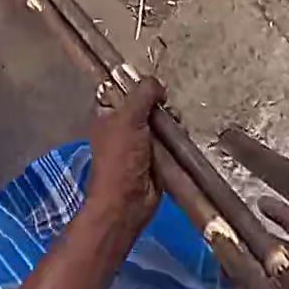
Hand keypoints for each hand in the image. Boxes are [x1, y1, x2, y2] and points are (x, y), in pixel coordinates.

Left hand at [86, 77, 164, 229]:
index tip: (153, 87)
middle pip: (145, 104)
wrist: (127, 202)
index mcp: (107, 113)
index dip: (137, 86)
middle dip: (158, 104)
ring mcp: (139, 142)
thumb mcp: (128, 118)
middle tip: (166, 109)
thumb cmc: (121, 157)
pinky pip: (169, 140)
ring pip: (159, 121)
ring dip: (170, 121)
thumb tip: (159, 86)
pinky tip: (181, 136)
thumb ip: (143, 95)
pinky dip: (176, 137)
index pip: (122, 89)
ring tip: (176, 124)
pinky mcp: (156, 157)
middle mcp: (122, 125)